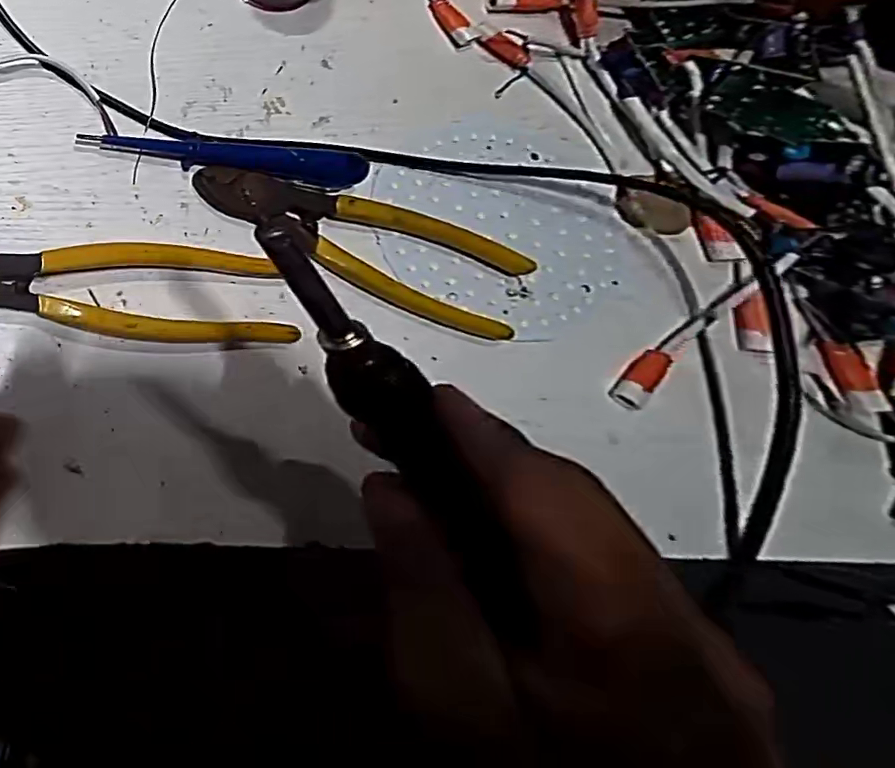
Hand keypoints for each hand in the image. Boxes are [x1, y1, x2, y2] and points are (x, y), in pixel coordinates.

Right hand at [359, 386, 778, 766]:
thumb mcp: (448, 697)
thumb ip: (420, 588)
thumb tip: (388, 490)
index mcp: (623, 632)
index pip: (550, 496)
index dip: (483, 436)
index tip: (426, 394)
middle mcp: (686, 627)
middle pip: (576, 501)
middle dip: (481, 452)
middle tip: (393, 430)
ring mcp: (704, 644)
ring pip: (591, 525)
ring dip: (503, 482)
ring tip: (423, 463)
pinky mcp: (695, 658)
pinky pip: (603, 558)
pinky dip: (534, 522)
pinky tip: (482, 525)